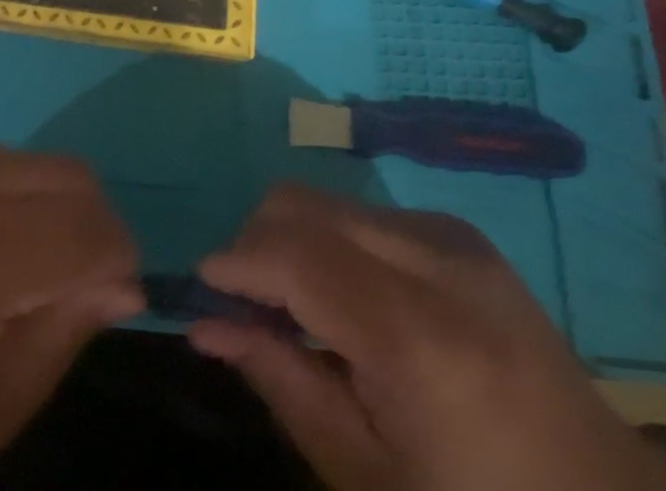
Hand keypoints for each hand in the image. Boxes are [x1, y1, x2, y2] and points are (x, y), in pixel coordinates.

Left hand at [0, 140, 142, 481]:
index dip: (118, 266)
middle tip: (73, 286)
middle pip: (76, 179)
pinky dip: (13, 192)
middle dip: (95, 230)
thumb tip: (120, 285)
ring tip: (21, 266)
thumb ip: (65, 336)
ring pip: (38, 162)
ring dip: (53, 208)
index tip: (105, 303)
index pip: (95, 230)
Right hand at [191, 184, 665, 490]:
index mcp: (418, 337)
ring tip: (297, 308)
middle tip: (249, 308)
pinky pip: (361, 213)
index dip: (231, 265)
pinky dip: (328, 241)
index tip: (200, 296)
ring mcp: (458, 243)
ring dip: (289, 241)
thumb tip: (203, 325)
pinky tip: (343, 298)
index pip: (291, 255)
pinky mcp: (465, 240)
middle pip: (300, 205)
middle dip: (253, 245)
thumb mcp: (360, 467)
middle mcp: (439, 265)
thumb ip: (277, 378)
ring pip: (324, 200)